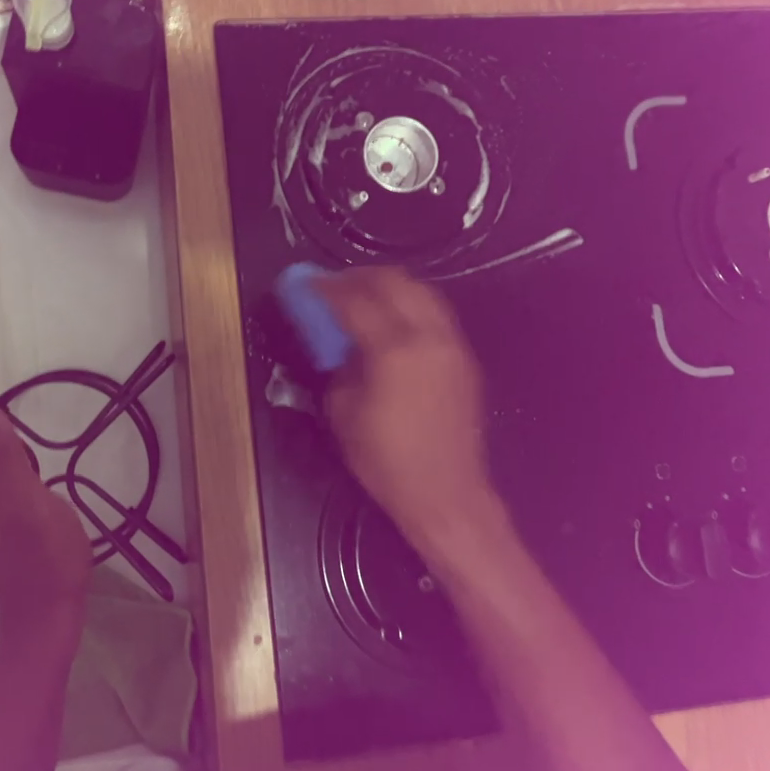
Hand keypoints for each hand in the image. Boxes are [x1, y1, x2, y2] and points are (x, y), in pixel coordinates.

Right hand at [317, 268, 503, 554]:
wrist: (446, 493)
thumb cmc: (384, 461)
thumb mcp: (342, 412)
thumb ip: (340, 366)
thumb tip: (342, 346)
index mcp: (393, 349)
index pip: (354, 299)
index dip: (325, 288)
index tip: (306, 284)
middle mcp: (428, 336)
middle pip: (394, 281)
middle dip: (359, 277)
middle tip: (334, 286)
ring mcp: (451, 344)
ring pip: (421, 291)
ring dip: (388, 287)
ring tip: (362, 298)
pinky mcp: (464, 358)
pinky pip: (434, 314)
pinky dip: (409, 306)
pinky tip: (391, 323)